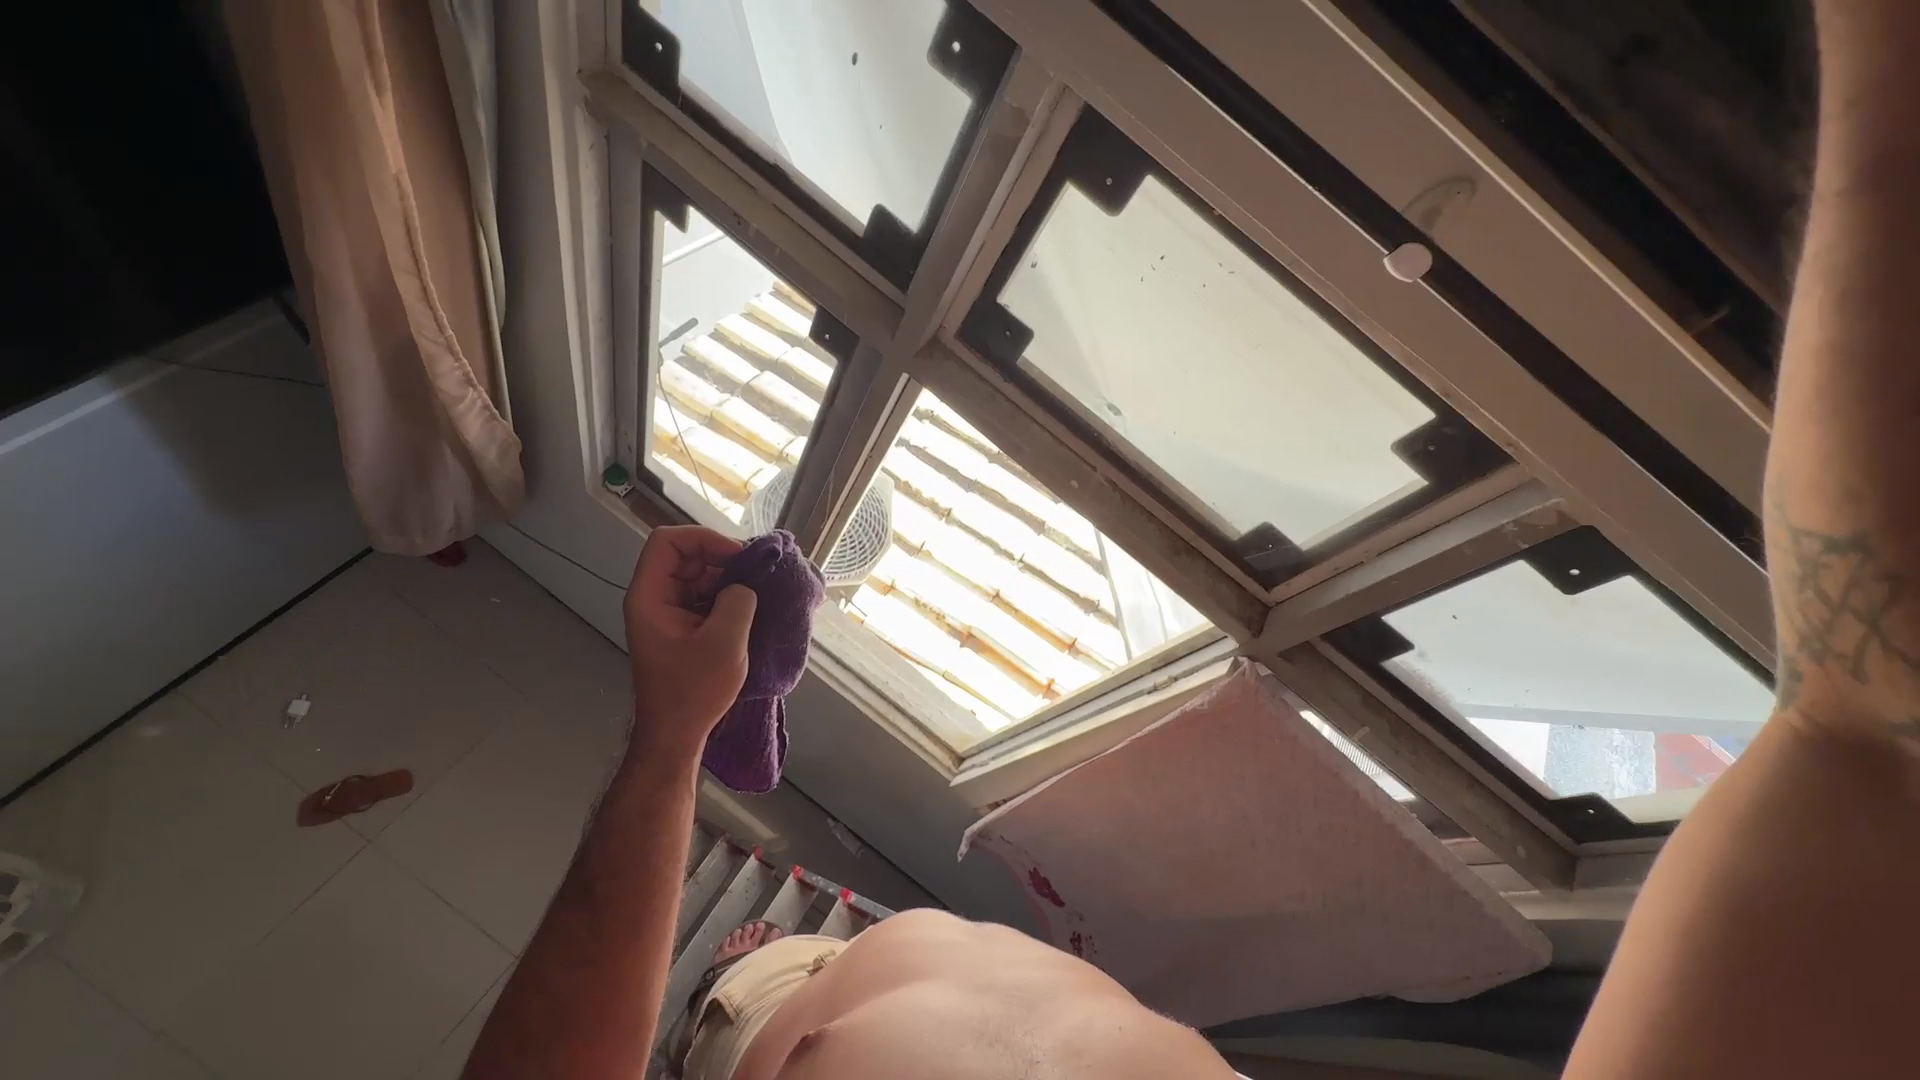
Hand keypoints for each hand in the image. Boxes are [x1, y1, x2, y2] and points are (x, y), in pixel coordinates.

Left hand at [623, 526, 757, 759]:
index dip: (703, 539)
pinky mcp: (683, 626)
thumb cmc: (693, 691)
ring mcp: (668, 612)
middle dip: (721, 557)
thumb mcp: (724, 643)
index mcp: (650, 597)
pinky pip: (704, 595)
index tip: (737, 557)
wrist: (676, 734)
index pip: (667, 541)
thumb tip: (744, 586)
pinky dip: (727, 595)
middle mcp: (654, 598)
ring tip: (758, 590)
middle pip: (684, 554)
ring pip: (697, 574)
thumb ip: (737, 601)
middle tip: (755, 572)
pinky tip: (750, 606)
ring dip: (728, 577)